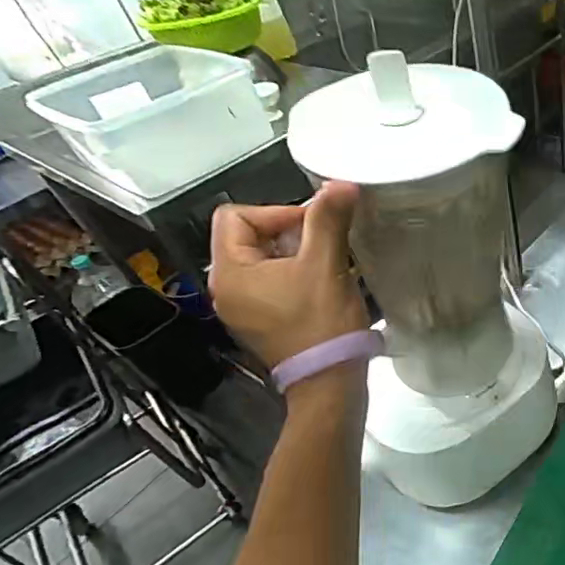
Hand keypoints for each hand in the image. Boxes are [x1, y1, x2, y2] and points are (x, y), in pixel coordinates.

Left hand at [208, 182, 368, 369]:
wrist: (329, 380)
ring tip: (330, 263)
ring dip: (298, 253)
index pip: (237, 215)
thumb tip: (339, 184)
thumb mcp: (326, 265)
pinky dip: (297, 275)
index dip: (277, 212)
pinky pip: (273, 283)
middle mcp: (225, 289)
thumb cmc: (321, 322)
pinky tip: (325, 284)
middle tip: (327, 244)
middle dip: (291, 232)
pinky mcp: (262, 322)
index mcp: (229, 272)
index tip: (315, 227)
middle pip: (250, 236)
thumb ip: (328, 220)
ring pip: (265, 259)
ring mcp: (242, 308)